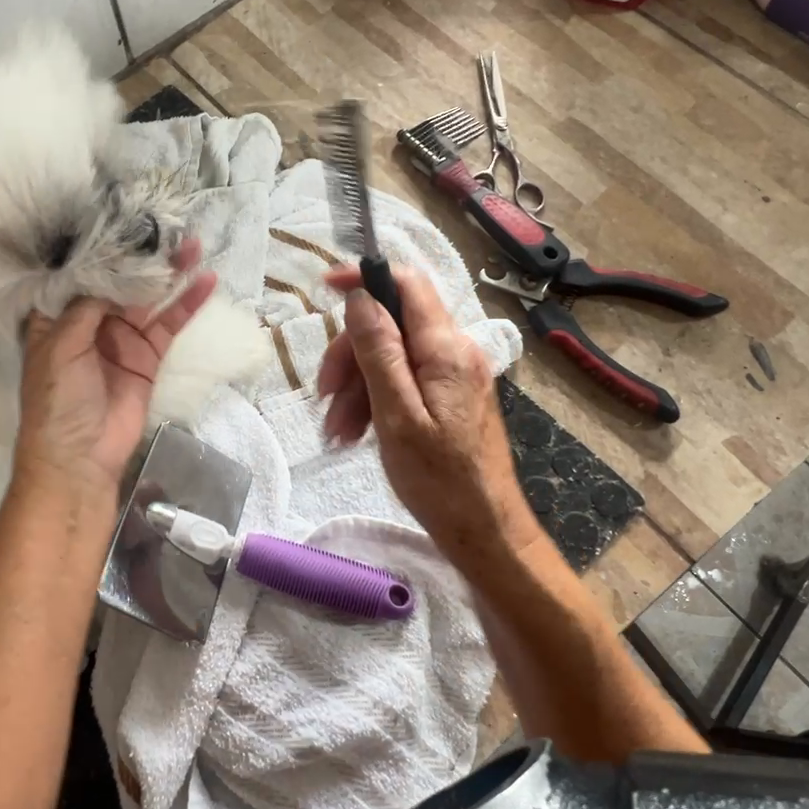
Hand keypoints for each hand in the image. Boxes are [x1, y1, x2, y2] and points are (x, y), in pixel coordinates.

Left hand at [15, 239, 215, 492]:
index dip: (103, 249)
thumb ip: (87, 306)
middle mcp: (90, 322)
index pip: (81, 273)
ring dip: (170, 274)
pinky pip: (169, 325)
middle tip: (170, 228)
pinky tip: (205, 282)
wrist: (80, 458)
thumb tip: (112, 272)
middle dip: (142, 257)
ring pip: (148, 299)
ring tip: (194, 245)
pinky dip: (186, 305)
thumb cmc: (56, 401)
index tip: (127, 222)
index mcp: (58, 316)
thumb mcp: (60, 346)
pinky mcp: (147, 357)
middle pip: (119, 282)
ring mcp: (121, 339)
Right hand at [317, 265, 531, 560]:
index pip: (408, 285)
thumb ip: (380, 352)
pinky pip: (404, 382)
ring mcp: (454, 375)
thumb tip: (360, 298)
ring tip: (339, 432)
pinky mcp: (450, 398)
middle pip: (391, 326)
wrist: (484, 530)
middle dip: (351, 357)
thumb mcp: (397, 416)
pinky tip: (357, 434)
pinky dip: (375, 401)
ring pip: (392, 357)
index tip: (324, 288)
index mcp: (445, 350)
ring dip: (357, 388)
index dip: (366, 278)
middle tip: (325, 399)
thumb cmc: (440, 481)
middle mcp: (454, 352)